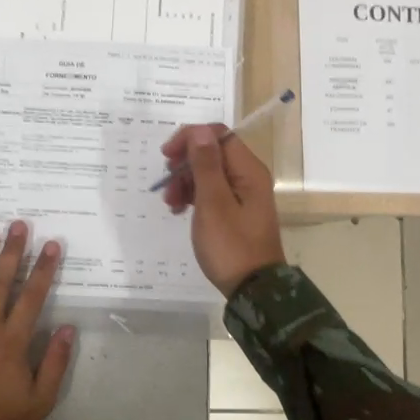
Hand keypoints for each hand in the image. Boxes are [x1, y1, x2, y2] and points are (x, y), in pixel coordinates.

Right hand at [161, 124, 285, 296]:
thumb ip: (205, 165)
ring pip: (208, 174)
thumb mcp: (213, 203)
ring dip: (185, 182)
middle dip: (184, 164)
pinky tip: (179, 211)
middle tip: (166, 186)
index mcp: (248, 170)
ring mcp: (242, 195)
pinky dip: (193, 197)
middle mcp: (248, 177)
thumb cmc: (230, 246)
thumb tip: (199, 130)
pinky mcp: (235, 212)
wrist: (253, 289)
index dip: (190, 139)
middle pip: (212, 153)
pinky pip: (211, 192)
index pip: (218, 135)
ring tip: (170, 204)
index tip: (167, 157)